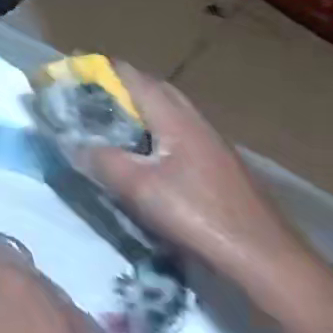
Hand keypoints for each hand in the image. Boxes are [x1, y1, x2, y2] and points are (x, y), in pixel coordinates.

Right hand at [69, 64, 300, 273]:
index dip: (89, 68)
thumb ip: (96, 157)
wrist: (272, 264)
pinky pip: (170, 130)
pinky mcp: (216, 164)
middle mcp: (191, 116)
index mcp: (171, 112)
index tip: (59, 76)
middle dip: (106, 86)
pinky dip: (145, 130)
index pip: (124, 71)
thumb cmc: (200, 215)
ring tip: (99, 126)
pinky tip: (136, 156)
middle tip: (77, 100)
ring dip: (127, 110)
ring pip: (159, 109)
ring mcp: (208, 140)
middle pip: (142, 85)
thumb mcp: (136, 186)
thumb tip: (65, 139)